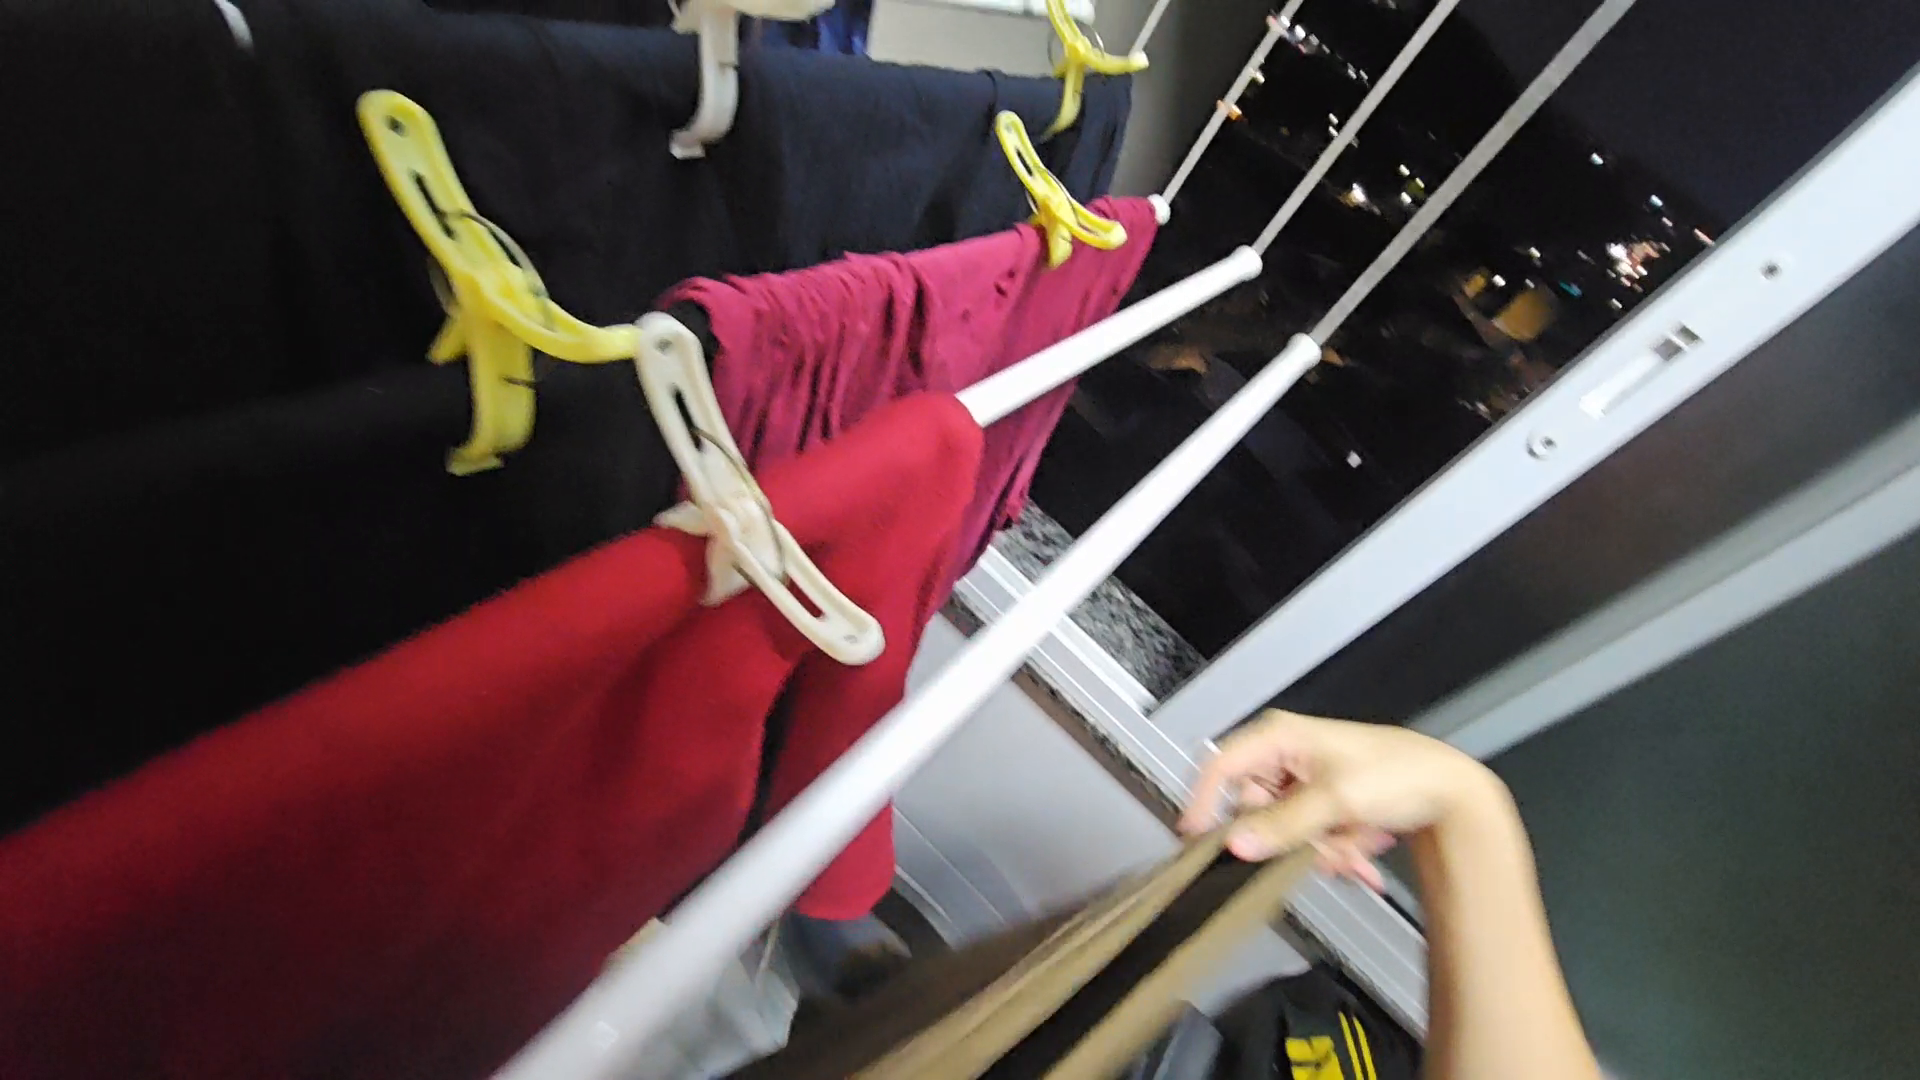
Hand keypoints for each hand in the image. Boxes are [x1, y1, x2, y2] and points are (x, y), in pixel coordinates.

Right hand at [1178, 710, 1500, 889]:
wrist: (1455, 792)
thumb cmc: (1395, 776)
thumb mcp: (1336, 801)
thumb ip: (1283, 825)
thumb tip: (1234, 845)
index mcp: (1277, 737)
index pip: (1221, 766)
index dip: (1203, 802)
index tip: (1194, 842)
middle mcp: (1281, 754)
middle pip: (1254, 806)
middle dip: (1288, 838)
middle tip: (1325, 852)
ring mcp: (1300, 778)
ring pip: (1281, 827)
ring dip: (1316, 848)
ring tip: (1356, 853)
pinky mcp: (1317, 799)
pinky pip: (1303, 832)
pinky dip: (1329, 848)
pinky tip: (1360, 856)